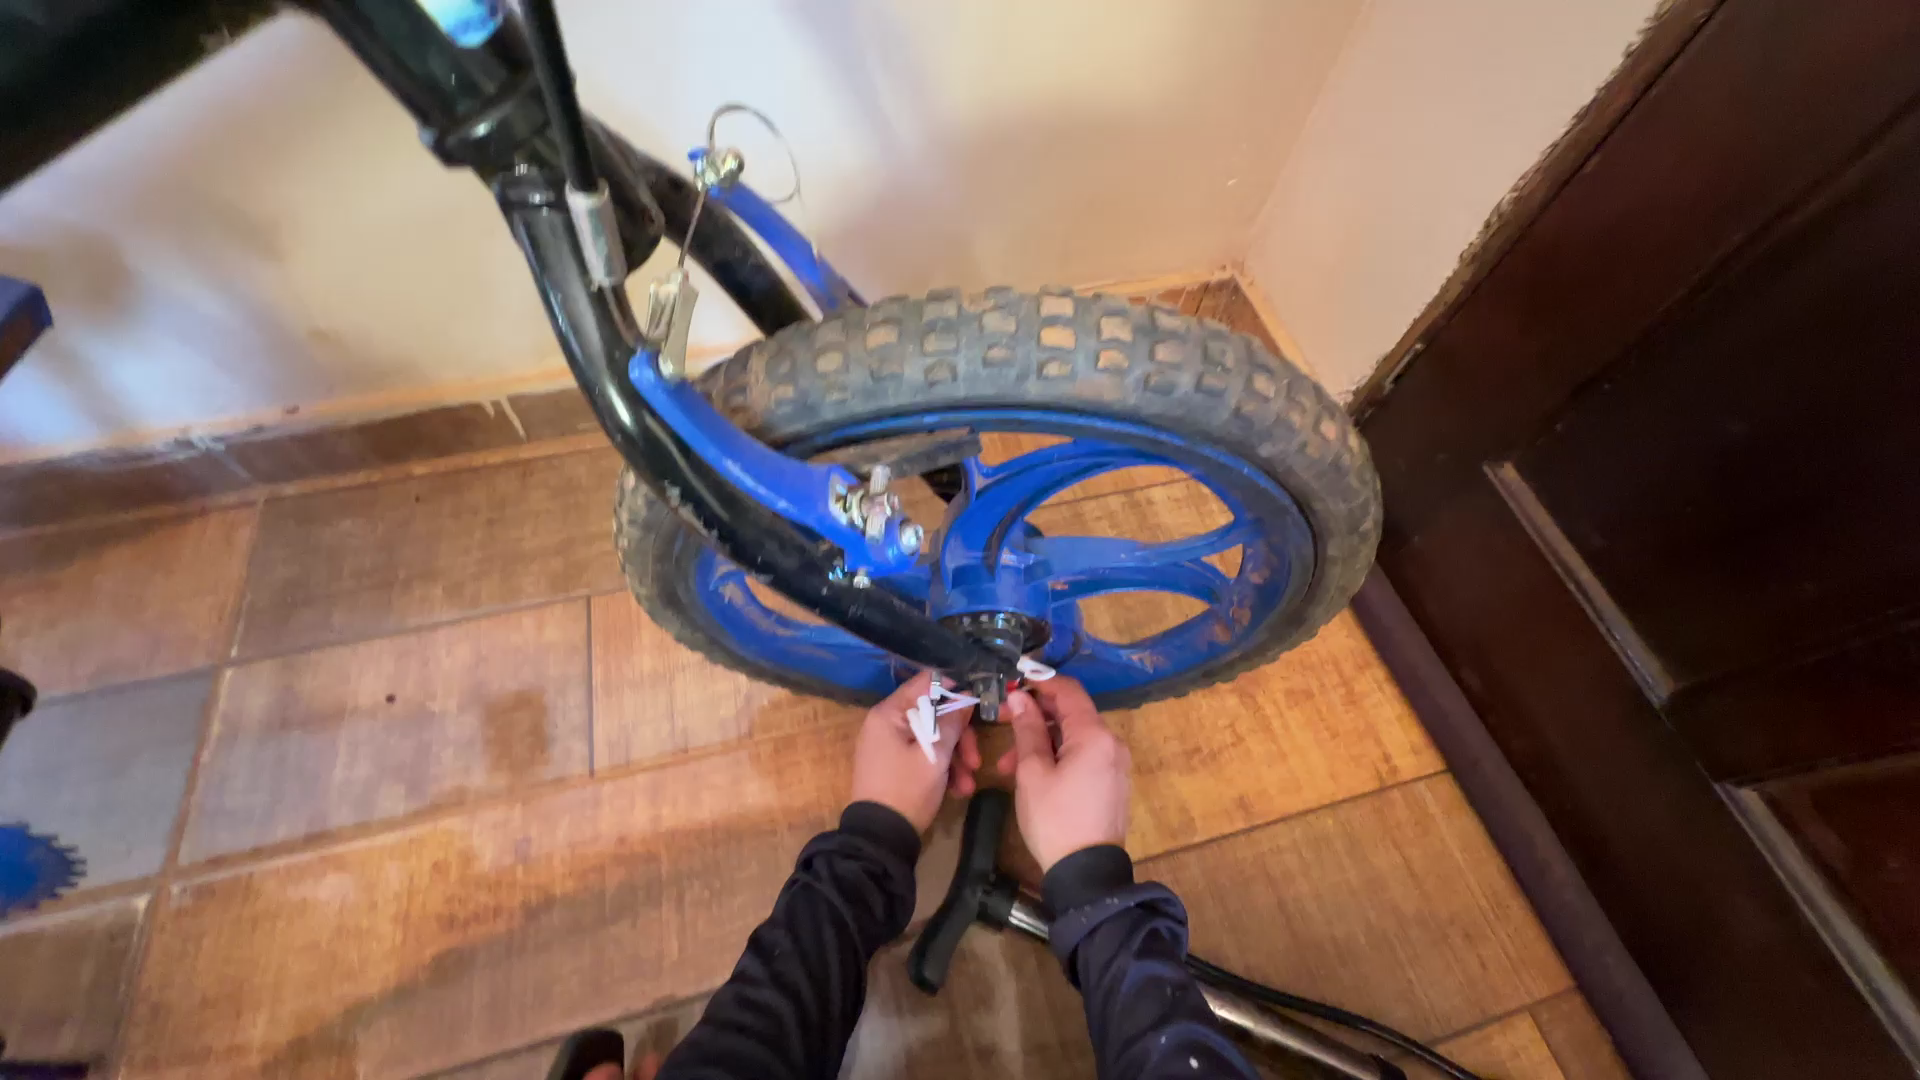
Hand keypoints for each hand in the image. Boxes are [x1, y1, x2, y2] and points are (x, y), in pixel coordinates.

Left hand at [850, 670, 983, 831]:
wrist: (880, 839)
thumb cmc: (906, 789)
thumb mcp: (934, 755)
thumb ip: (951, 723)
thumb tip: (964, 698)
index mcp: (889, 713)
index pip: (925, 683)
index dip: (953, 690)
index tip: (975, 706)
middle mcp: (886, 724)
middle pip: (932, 714)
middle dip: (958, 736)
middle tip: (976, 759)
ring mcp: (888, 746)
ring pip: (930, 738)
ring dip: (954, 758)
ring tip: (969, 784)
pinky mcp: (893, 765)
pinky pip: (922, 756)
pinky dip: (940, 769)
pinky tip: (957, 790)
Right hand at [998, 675, 1130, 870]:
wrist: (1087, 875)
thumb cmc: (1055, 819)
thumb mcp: (1032, 772)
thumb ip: (1027, 729)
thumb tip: (1019, 698)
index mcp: (1094, 735)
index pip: (1068, 690)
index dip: (1039, 682)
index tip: (1012, 683)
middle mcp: (1112, 742)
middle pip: (1071, 713)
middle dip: (1035, 716)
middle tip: (1001, 723)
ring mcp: (1115, 763)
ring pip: (1073, 737)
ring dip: (1041, 741)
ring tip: (1008, 765)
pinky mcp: (1112, 782)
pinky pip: (1083, 756)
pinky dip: (1057, 757)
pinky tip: (1031, 775)